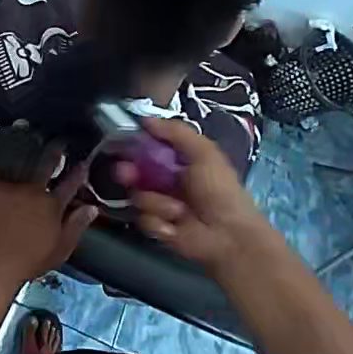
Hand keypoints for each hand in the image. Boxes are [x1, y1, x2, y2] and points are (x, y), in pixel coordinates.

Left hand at [0, 149, 98, 287]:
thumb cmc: (28, 260)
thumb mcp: (61, 247)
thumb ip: (77, 225)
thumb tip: (91, 209)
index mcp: (52, 204)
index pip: (71, 182)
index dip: (79, 172)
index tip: (82, 164)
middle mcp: (33, 190)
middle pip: (48, 163)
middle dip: (56, 152)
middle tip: (58, 146)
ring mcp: (10, 186)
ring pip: (23, 160)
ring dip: (31, 152)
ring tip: (34, 146)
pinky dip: (3, 159)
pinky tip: (6, 155)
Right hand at [116, 118, 274, 274]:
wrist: (228, 234)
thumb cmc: (219, 189)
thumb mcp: (204, 152)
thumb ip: (176, 132)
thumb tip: (146, 119)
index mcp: (180, 160)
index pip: (149, 148)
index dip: (136, 146)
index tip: (125, 143)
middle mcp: (168, 181)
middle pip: (135, 172)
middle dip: (130, 173)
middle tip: (127, 174)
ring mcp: (162, 205)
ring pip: (138, 197)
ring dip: (155, 202)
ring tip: (176, 210)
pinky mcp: (158, 227)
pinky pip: (144, 219)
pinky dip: (159, 221)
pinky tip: (175, 225)